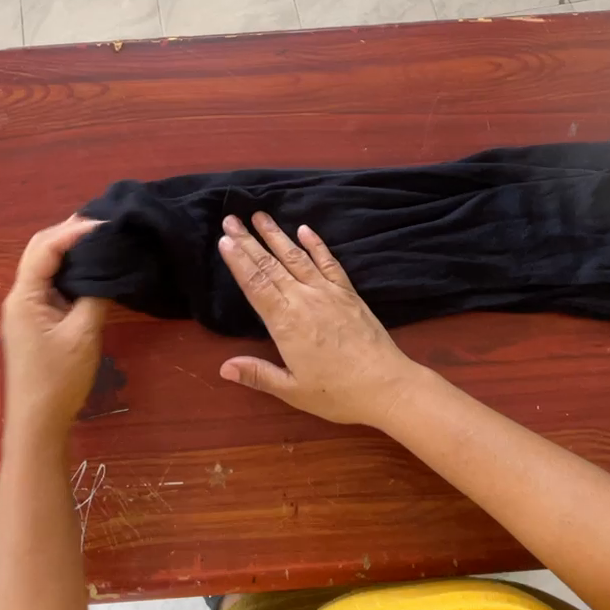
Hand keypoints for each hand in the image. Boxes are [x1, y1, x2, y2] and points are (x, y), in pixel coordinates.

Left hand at [0, 216, 109, 440]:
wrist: (38, 424)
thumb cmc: (59, 378)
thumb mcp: (84, 333)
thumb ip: (95, 294)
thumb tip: (108, 267)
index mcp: (24, 296)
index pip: (45, 248)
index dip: (74, 231)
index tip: (106, 223)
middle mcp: (19, 296)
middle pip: (40, 251)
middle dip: (69, 234)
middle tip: (105, 225)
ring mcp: (25, 309)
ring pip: (45, 266)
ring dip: (69, 251)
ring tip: (102, 240)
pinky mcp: (35, 321)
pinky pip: (50, 284)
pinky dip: (69, 270)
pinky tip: (92, 269)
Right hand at [216, 212, 425, 427]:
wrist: (386, 385)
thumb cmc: (337, 393)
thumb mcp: (292, 390)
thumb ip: (258, 374)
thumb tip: (223, 367)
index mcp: (286, 322)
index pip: (255, 285)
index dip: (238, 261)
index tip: (224, 239)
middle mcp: (304, 299)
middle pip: (270, 265)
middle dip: (248, 241)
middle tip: (230, 219)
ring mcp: (328, 292)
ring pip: (296, 257)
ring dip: (277, 235)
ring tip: (260, 216)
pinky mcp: (348, 292)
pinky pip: (329, 262)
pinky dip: (316, 244)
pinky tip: (304, 229)